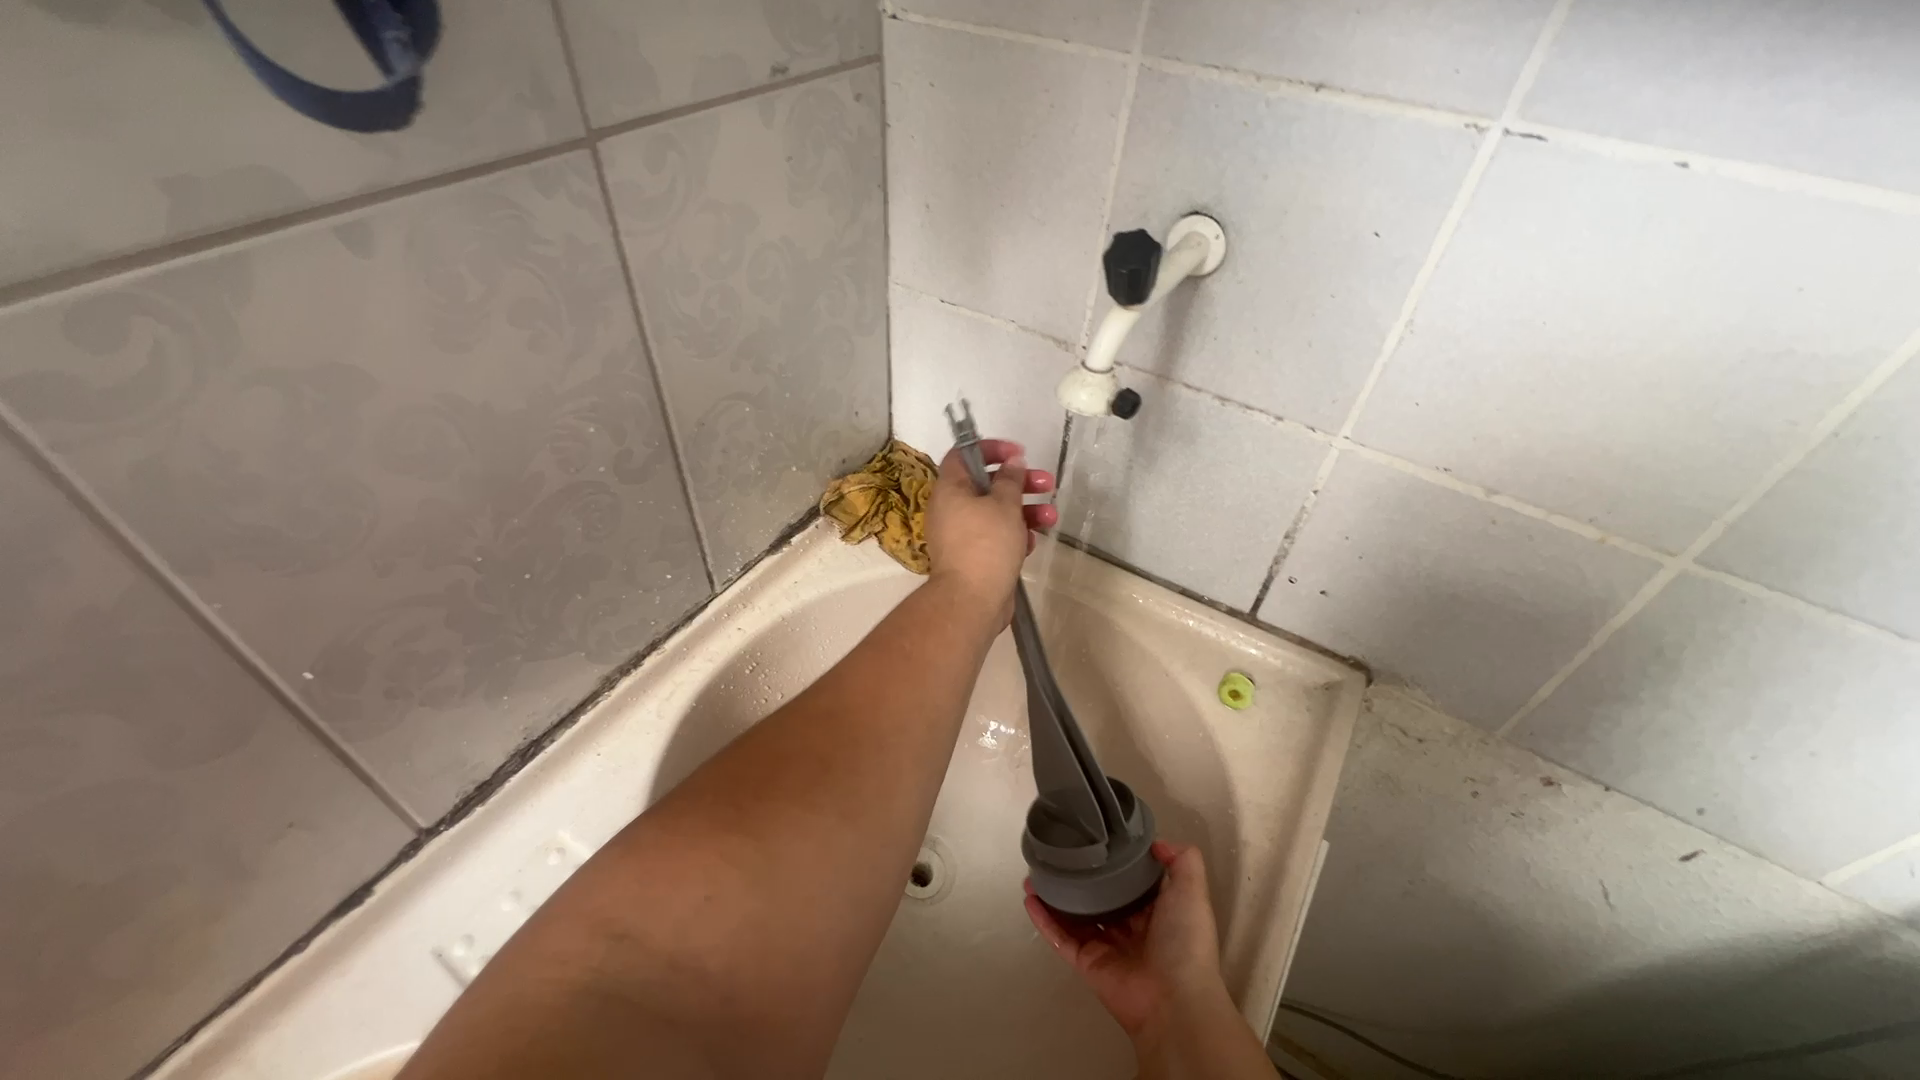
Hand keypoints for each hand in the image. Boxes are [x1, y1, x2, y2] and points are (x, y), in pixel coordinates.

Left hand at [925, 439, 1057, 620]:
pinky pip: (996, 537)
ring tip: (1051, 516)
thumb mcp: (1004, 505)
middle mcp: (951, 509)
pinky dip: (1016, 535)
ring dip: (1026, 511)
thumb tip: (1012, 463)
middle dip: (1020, 483)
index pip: (964, 455)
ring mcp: (962, 535)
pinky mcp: (974, 557)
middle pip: (987, 484)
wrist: (971, 601)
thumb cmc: (986, 545)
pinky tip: (1033, 542)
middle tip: (1046, 483)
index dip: (991, 449)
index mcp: (950, 489)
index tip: (1018, 453)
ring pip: (996, 513)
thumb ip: (1011, 479)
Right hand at [1023, 842, 1223, 1038]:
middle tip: (1058, 855)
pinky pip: (1061, 937)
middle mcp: (1130, 927)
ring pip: (1074, 915)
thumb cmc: (1184, 940)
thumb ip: (1182, 861)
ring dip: (1055, 895)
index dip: (1114, 862)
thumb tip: (1156, 842)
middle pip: (1099, 897)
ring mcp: (1105, 945)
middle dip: (1080, 879)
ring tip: (1034, 873)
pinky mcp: (1086, 962)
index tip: (1094, 839)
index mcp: (1155, 911)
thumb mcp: (1193, 892)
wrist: (1173, 1000)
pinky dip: (1044, 919)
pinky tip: (1029, 898)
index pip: (1130, 881)